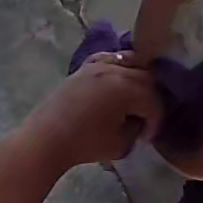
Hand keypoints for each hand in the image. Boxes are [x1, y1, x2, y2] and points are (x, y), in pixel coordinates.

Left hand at [13, 53, 162, 169]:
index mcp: (126, 89)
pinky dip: (119, 65)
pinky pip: (109, 58)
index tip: (147, 136)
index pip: (153, 101)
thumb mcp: (121, 144)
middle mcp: (114, 70)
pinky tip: (118, 79)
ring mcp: (97, 65)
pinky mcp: (84, 67)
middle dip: (150, 98)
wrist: (46, 139)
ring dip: (139, 78)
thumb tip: (138, 119)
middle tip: (145, 118)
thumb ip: (136, 128)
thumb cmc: (84, 145)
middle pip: (146, 77)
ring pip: (131, 61)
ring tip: (135, 98)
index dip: (155, 121)